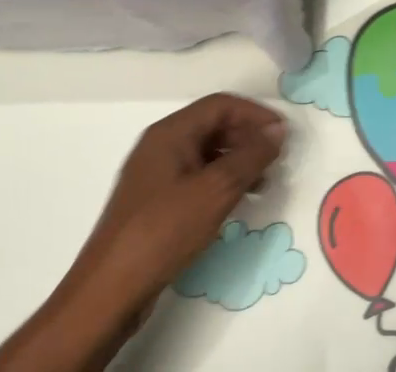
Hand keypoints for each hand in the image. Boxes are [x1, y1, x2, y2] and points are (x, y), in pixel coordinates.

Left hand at [0, 95, 285, 371]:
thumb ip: (250, 156)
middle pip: (213, 126)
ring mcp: (155, 174)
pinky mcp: (155, 201)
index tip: (284, 135)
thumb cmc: (164, 230)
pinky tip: (236, 202)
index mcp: (170, 133)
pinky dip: (221, 181)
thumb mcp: (216, 190)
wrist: (110, 289)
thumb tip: (277, 131)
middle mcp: (160, 146)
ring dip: (238, 162)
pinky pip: (196, 176)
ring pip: (206, 153)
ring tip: (263, 184)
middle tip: (277, 160)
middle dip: (248, 138)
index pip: (221, 105)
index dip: (256, 114)